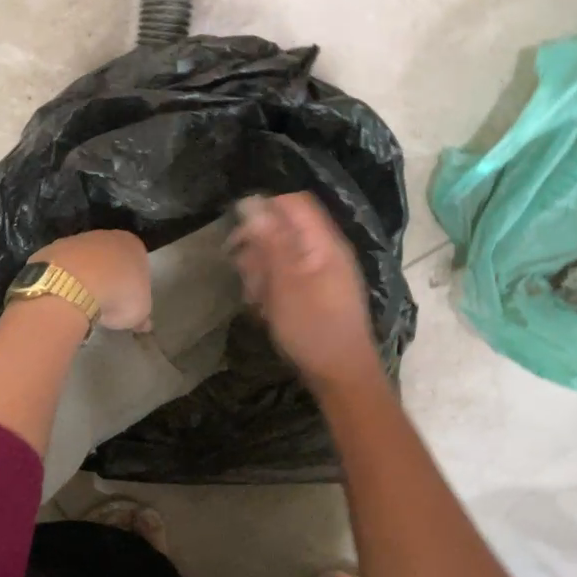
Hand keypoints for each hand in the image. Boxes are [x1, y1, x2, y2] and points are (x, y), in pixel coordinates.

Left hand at [32, 231, 151, 331]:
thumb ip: (141, 315)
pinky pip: (59, 267)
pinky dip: (60, 280)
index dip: (131, 284)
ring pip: (81, 260)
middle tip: (102, 303)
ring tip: (79, 303)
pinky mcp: (50, 250)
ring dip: (81, 278)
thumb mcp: (138, 312)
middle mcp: (105, 236)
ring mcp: (74, 240)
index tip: (125, 302)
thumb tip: (143, 324)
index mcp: (132, 245)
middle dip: (105, 278)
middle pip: (107, 258)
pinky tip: (59, 297)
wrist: (75, 284)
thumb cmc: (117, 295)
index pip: (136, 262)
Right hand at [229, 193, 381, 390]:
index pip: (293, 204)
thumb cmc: (312, 329)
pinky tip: (264, 308)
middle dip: (258, 247)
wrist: (340, 374)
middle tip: (244, 274)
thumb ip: (270, 242)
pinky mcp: (316, 294)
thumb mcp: (286, 283)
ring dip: (261, 270)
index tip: (236, 235)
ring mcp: (322, 274)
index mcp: (323, 244)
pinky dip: (271, 288)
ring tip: (254, 297)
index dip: (263, 210)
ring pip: (282, 255)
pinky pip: (288, 277)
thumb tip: (251, 203)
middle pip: (285, 229)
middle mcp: (325, 253)